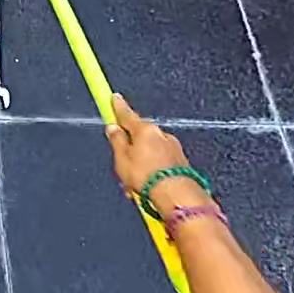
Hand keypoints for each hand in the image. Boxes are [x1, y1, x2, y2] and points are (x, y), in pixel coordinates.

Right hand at [105, 93, 207, 214]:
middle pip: (139, 136)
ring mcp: (172, 148)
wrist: (175, 195)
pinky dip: (151, 171)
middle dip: (129, 148)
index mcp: (145, 130)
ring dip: (140, 164)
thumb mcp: (122, 160)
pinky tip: (146, 187)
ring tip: (134, 185)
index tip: (114, 98)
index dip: (118, 107)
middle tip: (121, 164)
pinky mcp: (180, 162)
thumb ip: (117, 141)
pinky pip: (160, 162)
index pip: (127, 115)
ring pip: (149, 152)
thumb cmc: (148, 177)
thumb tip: (113, 129)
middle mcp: (161, 135)